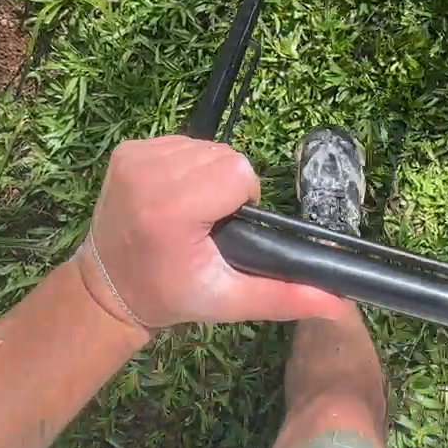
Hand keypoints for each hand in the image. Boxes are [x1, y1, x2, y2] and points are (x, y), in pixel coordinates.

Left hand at [76, 136, 346, 328]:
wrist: (108, 288)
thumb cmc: (170, 294)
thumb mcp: (228, 300)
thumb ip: (284, 296)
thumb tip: (339, 305)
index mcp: (172, 209)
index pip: (237, 172)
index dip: (241, 199)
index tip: (224, 227)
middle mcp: (148, 174)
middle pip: (222, 155)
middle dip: (225, 185)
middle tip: (208, 221)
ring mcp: (134, 157)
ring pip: (204, 146)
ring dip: (206, 173)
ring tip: (190, 209)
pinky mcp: (125, 149)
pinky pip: (179, 142)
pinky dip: (185, 165)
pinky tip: (172, 194)